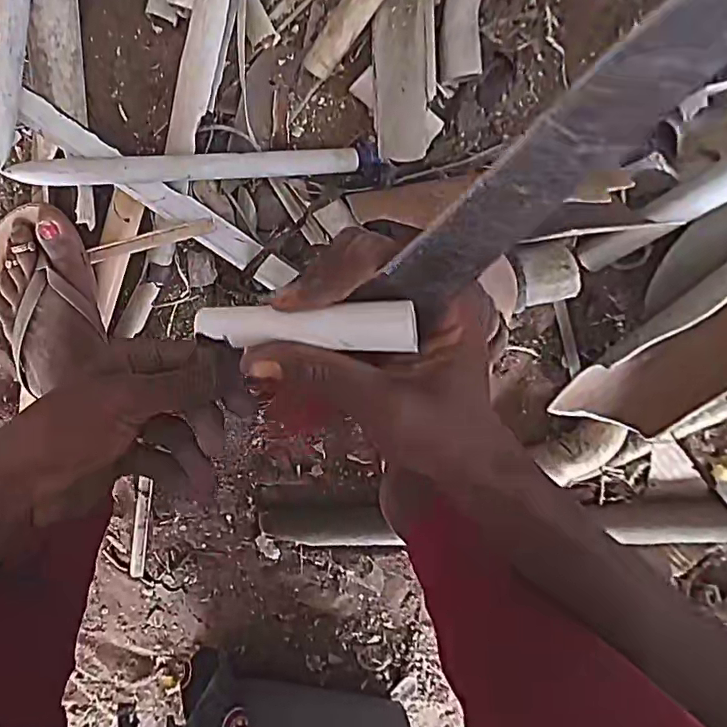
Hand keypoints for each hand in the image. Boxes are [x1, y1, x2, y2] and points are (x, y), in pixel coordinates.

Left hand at [0, 339, 250, 557]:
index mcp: (124, 363)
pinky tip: (185, 488)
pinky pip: (160, 460)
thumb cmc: (58, 434)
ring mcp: (124, 424)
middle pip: (184, 398)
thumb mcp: (125, 401)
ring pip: (175, 433)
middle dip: (205, 421)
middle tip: (219, 441)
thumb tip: (216, 370)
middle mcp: (126, 390)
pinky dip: (175, 474)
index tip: (243, 392)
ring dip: (193, 455)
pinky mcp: (121, 457)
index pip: (181, 359)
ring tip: (202, 478)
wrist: (22, 488)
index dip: (214, 375)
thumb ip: (177, 386)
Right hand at [239, 228, 514, 482]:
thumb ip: (322, 375)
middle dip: (312, 293)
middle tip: (277, 322)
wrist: (460, 468)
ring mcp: (401, 310)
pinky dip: (309, 331)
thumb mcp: (383, 405)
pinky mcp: (379, 330)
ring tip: (276, 338)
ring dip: (306, 313)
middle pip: (353, 264)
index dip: (331, 277)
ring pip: (339, 287)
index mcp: (449, 296)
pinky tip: (291, 350)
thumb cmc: (450, 439)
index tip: (292, 308)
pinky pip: (336, 315)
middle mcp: (425, 292)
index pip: (381, 257)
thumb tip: (266, 354)